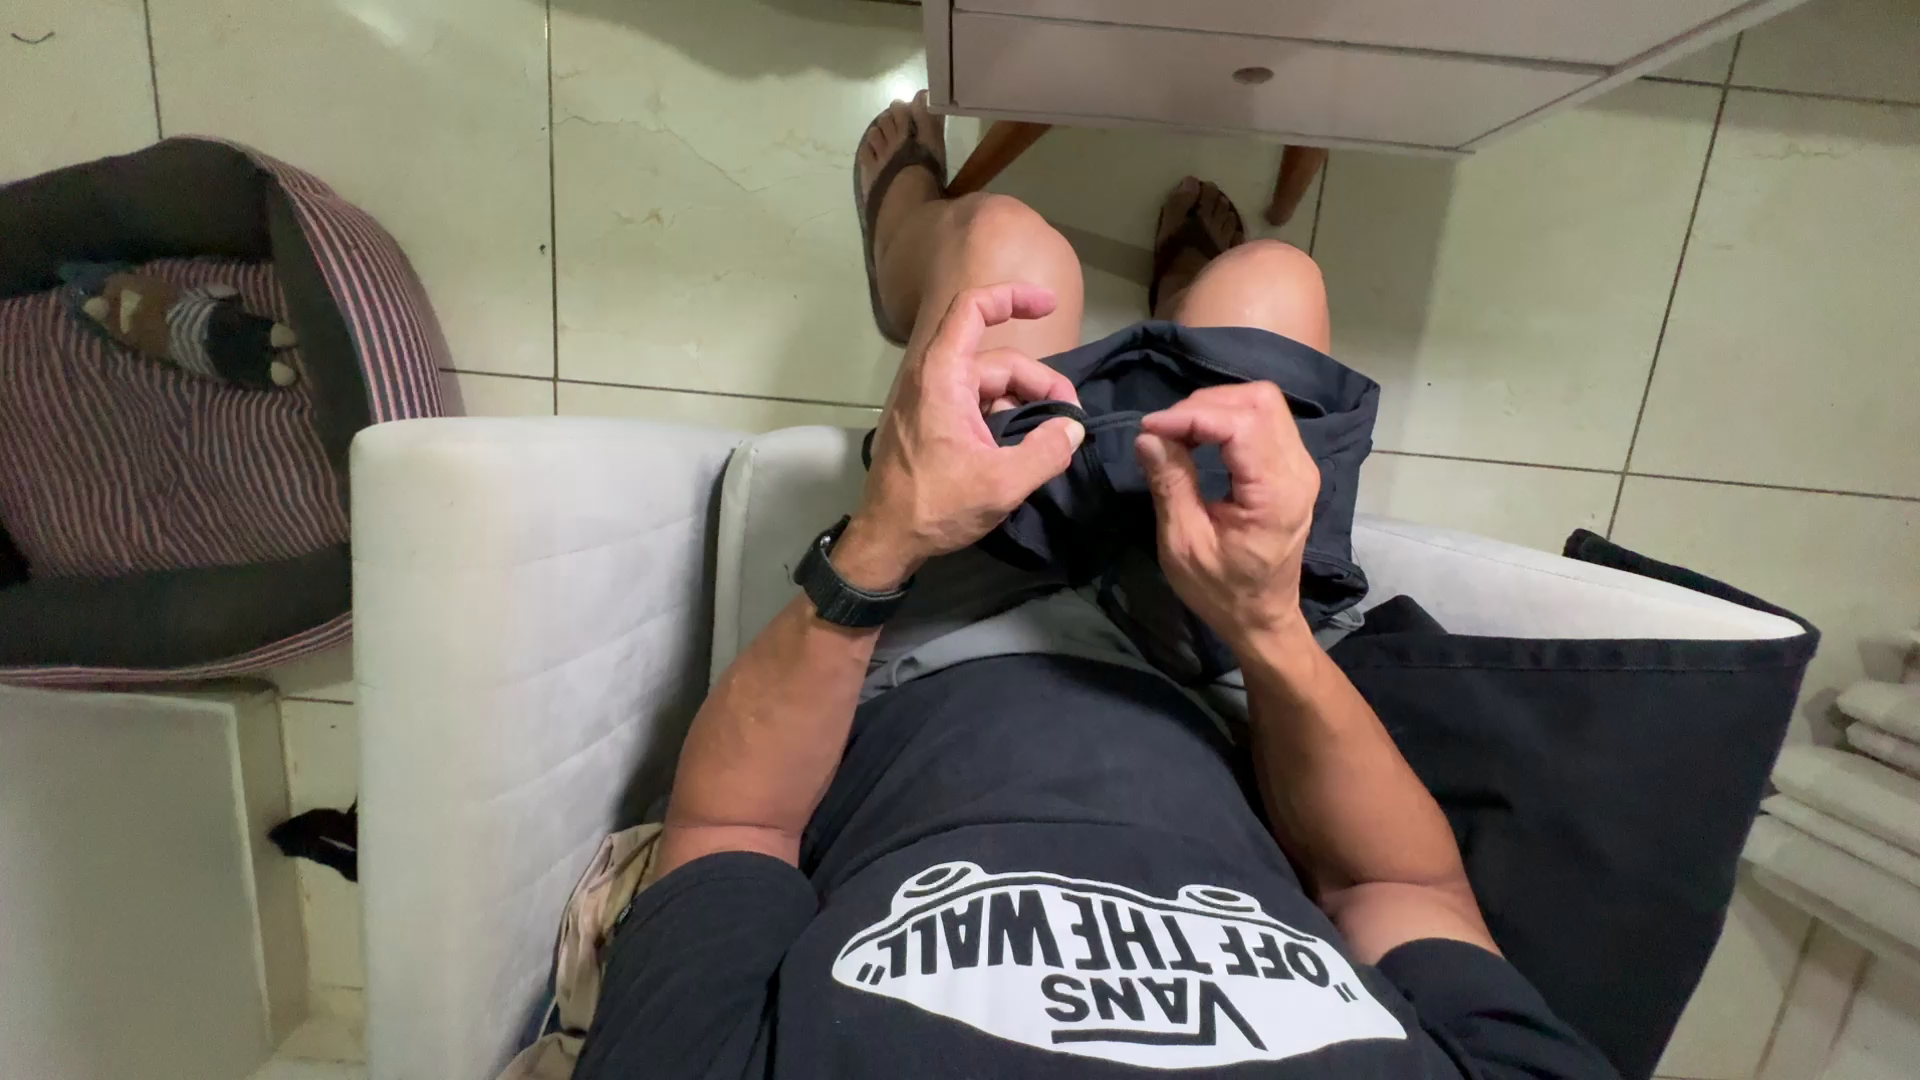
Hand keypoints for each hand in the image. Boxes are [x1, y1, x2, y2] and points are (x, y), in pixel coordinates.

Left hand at [835, 283, 1085, 589]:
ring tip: (1050, 440)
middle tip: (1070, 423)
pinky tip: (1021, 448)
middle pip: (997, 361)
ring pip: (988, 386)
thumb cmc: (935, 507)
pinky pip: (973, 406)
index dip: (1013, 298)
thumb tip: (1073, 429)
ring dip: (1023, 405)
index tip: (1049, 306)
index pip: (974, 310)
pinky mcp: (929, 425)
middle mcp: (932, 378)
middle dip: (1039, 384)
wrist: (886, 539)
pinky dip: (1002, 419)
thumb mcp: (1002, 483)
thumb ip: (1046, 451)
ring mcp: (929, 402)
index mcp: (943, 376)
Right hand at [1134, 382, 1318, 654]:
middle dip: (1204, 404)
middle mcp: (1297, 470)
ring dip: (1215, 406)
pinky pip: (1264, 420)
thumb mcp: (1183, 544)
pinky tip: (1198, 436)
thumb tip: (1147, 437)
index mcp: (1274, 493)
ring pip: (1263, 403)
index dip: (1190, 416)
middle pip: (1259, 400)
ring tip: (1177, 431)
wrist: (1261, 617)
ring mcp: (1300, 466)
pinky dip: (1227, 417)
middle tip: (1163, 430)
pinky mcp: (1291, 466)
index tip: (1148, 429)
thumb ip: (1169, 484)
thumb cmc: (1220, 589)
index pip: (1240, 424)